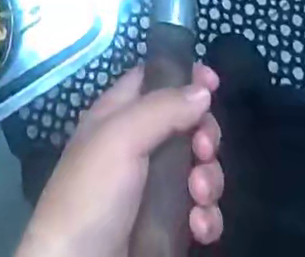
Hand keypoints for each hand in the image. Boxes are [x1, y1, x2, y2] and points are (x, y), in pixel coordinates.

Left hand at [15, 64, 222, 256]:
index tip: (212, 82)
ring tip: (198, 196)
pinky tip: (200, 229)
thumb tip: (202, 89)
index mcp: (117, 115)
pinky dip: (207, 217)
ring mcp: (152, 188)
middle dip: (204, 136)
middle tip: (203, 151)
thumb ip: (162, 109)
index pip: (153, 79)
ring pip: (198, 169)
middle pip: (185, 124)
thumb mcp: (120, 138)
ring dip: (209, 180)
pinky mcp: (167, 227)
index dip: (183, 76)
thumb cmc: (92, 193)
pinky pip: (200, 212)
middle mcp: (136, 145)